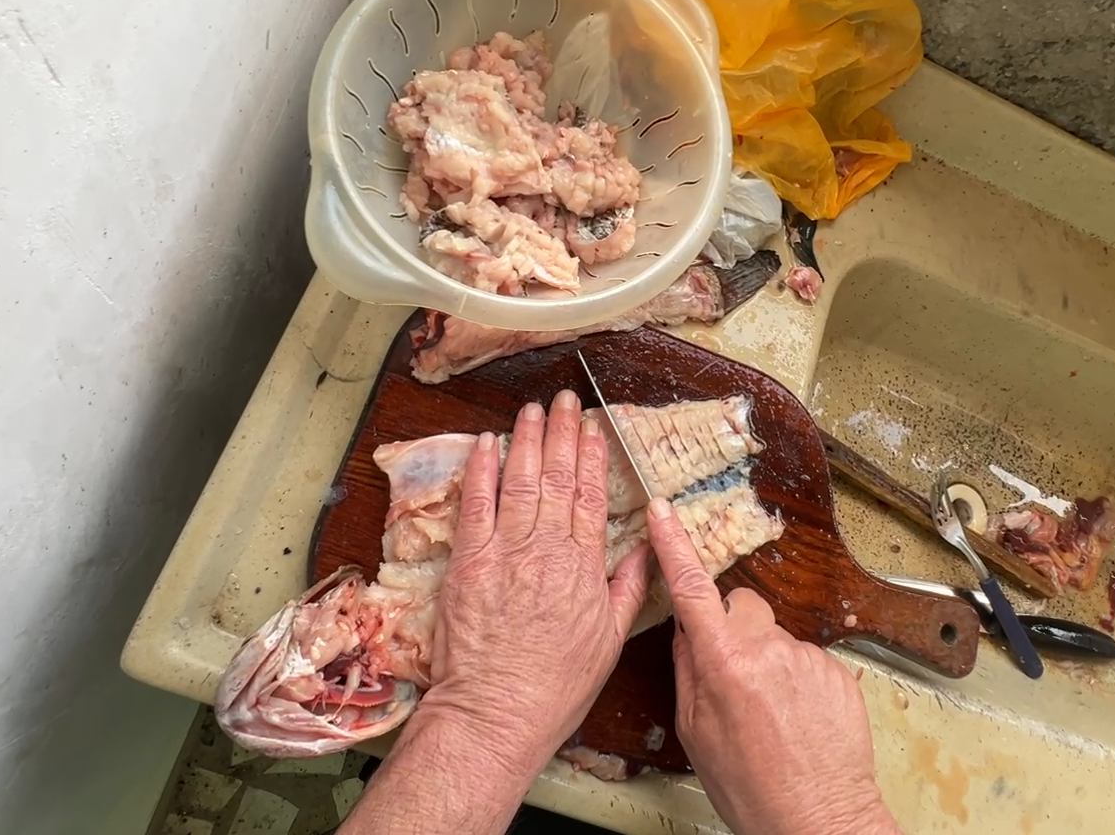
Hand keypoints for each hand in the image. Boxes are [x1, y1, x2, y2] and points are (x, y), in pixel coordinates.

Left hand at [341, 394, 649, 834]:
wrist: (496, 714)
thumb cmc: (555, 685)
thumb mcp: (609, 641)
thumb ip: (627, 587)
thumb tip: (645, 548)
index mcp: (583, 565)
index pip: (591, 496)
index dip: (592, 456)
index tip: (592, 426)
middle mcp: (547, 548)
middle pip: (558, 478)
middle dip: (562, 433)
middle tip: (564, 399)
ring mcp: (506, 550)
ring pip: (521, 480)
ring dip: (527, 440)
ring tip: (532, 409)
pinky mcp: (469, 559)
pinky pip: (476, 504)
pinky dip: (482, 470)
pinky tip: (487, 443)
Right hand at [646, 497, 900, 834]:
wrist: (823, 825)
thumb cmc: (754, 791)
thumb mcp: (696, 733)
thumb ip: (688, 669)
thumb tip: (686, 630)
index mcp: (724, 663)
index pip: (692, 587)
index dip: (673, 544)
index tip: (663, 512)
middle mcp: (767, 649)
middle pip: (740, 607)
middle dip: (732, 628)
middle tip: (735, 677)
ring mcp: (806, 657)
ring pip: (772, 635)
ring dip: (767, 660)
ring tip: (772, 712)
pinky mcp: (836, 670)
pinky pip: (804, 656)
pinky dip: (796, 678)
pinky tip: (798, 716)